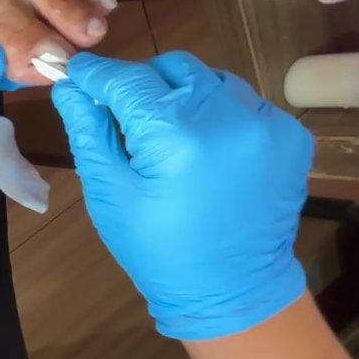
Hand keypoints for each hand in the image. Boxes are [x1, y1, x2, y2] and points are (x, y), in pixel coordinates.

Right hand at [53, 51, 313, 339]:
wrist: (229, 289)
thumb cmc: (155, 248)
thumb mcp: (110, 194)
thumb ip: (89, 133)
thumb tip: (68, 88)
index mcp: (176, 135)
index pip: (128, 81)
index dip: (96, 74)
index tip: (73, 72)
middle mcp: (229, 116)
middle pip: (173, 68)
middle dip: (139, 82)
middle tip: (117, 111)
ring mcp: (267, 123)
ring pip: (211, 79)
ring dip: (179, 95)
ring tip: (162, 135)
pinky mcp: (290, 135)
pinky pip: (242, 103)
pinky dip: (214, 113)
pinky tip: (200, 149)